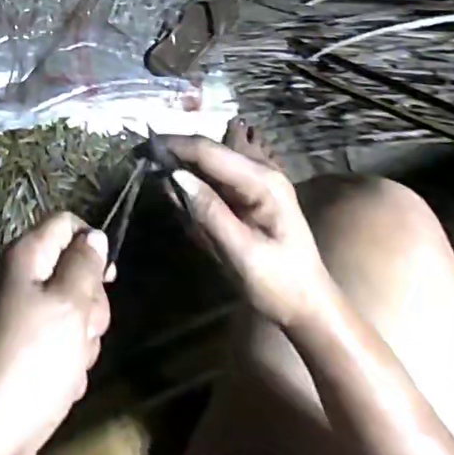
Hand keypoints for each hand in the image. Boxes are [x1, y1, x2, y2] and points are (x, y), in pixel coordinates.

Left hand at [0, 214, 110, 454]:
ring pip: (76, 313)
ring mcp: (27, 317)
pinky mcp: (31, 353)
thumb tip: (94, 235)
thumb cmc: (31, 359)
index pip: (66, 223)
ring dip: (83, 340)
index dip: (92, 243)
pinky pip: (65, 347)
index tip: (106, 276)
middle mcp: (25, 279)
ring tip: (68, 361)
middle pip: (76, 271)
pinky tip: (62, 383)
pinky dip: (70, 365)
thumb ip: (85, 266)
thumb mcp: (68, 304)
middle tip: (80, 327)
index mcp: (27, 255)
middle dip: (91, 302)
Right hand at [162, 135, 331, 328]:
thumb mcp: (242, 254)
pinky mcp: (250, 193)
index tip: (143, 147)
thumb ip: (209, 212)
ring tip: (158, 176)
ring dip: (184, 166)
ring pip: (210, 161)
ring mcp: (257, 181)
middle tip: (143, 160)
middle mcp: (261, 171)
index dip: (175, 145)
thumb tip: (175, 175)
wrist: (310, 308)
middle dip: (176, 152)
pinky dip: (195, 181)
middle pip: (209, 150)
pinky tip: (182, 194)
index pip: (210, 151)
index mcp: (262, 181)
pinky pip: (215, 177)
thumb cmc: (279, 284)